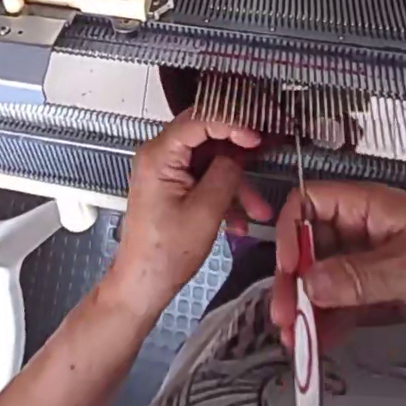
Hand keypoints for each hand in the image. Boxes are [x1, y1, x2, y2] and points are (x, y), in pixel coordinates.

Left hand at [104, 112, 273, 319]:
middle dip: (238, 152)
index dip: (231, 123)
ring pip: (209, 161)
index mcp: (159, 154)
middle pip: (205, 136)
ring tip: (258, 210)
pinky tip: (239, 221)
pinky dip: (223, 194)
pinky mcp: (172, 184)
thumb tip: (240, 151)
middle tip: (264, 154)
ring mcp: (165, 169)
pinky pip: (203, 177)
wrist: (142, 286)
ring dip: (236, 182)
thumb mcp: (206, 210)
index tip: (255, 138)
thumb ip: (226, 172)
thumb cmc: (166, 252)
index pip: (199, 119)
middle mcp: (159, 154)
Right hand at [271, 182, 405, 344]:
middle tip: (286, 315)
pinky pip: (346, 300)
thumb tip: (310, 281)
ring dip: (310, 305)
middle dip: (295, 279)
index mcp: (369, 205)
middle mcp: (365, 228)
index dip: (292, 231)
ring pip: (326, 277)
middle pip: (313, 245)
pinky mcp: (384, 287)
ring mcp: (374, 259)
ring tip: (299, 338)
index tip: (286, 267)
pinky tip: (323, 338)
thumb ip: (356, 277)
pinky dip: (332, 319)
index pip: (311, 204)